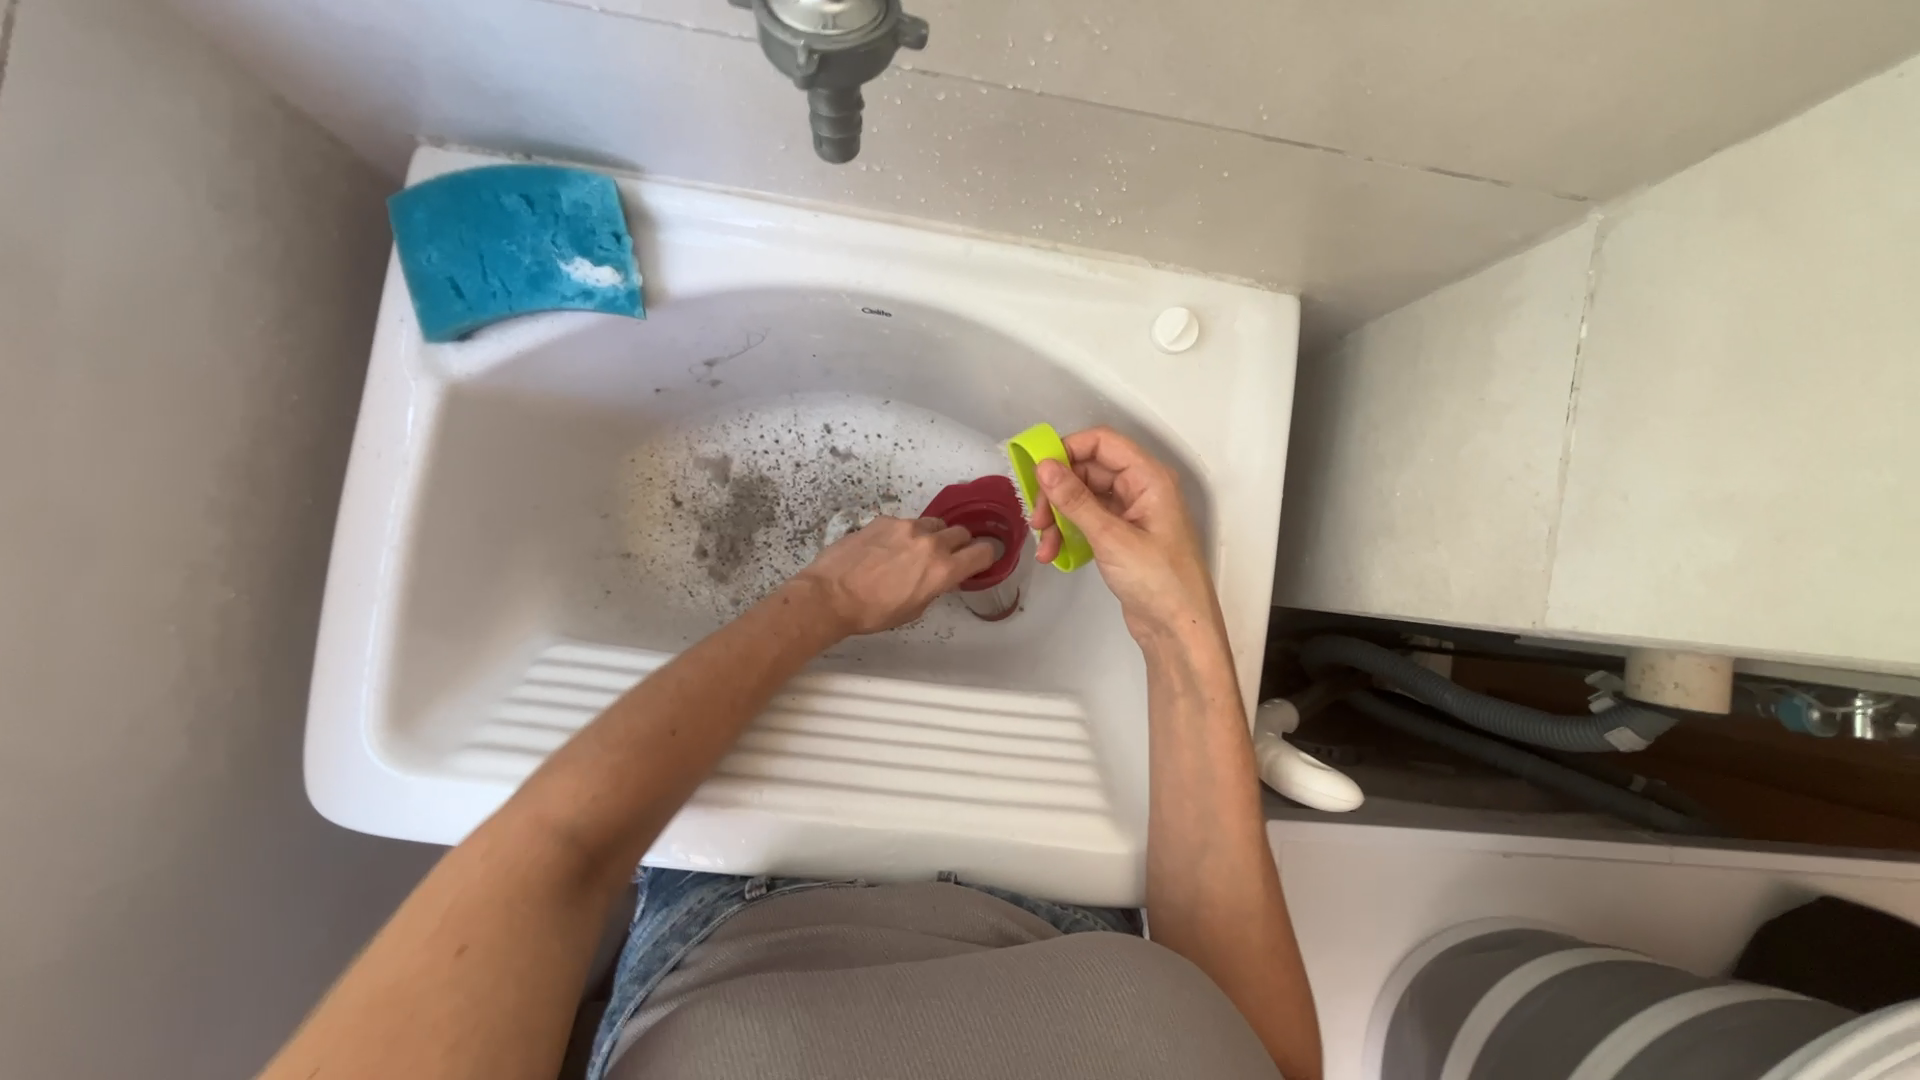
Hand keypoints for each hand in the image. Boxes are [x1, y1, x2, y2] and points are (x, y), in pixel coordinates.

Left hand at [791, 516, 997, 636]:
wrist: (830, 595)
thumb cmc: (872, 612)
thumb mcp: (914, 609)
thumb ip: (935, 586)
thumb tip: (939, 576)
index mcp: (943, 570)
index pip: (983, 552)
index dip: (986, 555)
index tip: (982, 558)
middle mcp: (931, 543)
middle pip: (961, 533)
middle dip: (959, 544)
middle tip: (947, 557)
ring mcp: (906, 527)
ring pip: (934, 524)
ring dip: (932, 536)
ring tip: (915, 551)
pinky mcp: (884, 520)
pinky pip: (906, 523)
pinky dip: (904, 533)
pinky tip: (887, 548)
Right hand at [1030, 427, 1222, 643]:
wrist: (1179, 629)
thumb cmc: (1160, 582)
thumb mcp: (1111, 537)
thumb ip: (1075, 500)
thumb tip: (1045, 467)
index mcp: (1149, 478)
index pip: (1101, 443)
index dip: (1067, 450)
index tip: (1038, 471)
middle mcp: (1141, 489)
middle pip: (1088, 470)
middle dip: (1057, 491)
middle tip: (1037, 518)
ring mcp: (1131, 513)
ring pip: (1084, 497)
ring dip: (1059, 516)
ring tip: (1044, 543)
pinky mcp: (1122, 536)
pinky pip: (1088, 520)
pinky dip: (1068, 532)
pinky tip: (1054, 553)